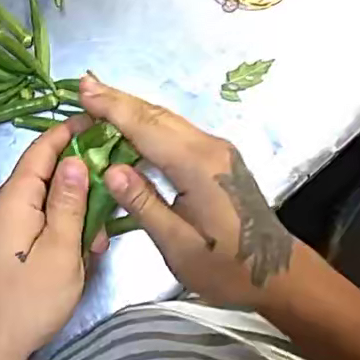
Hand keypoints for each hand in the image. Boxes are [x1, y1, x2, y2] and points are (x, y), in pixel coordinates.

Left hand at [0, 114, 94, 359]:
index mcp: (15, 197)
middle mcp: (8, 203)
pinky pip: (45, 218)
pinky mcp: (14, 241)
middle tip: (117, 177)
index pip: (43, 148)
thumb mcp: (61, 246)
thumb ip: (69, 200)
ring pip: (50, 197)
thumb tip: (76, 159)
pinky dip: (68, 223)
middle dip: (83, 173)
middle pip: (48, 170)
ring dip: (79, 205)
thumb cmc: (30, 297)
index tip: (103, 120)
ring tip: (102, 228)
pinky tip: (86, 245)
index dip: (71, 130)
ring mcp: (9, 223)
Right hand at [78, 75, 298, 307]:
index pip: (146, 128)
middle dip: (119, 100)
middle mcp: (209, 148)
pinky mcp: (218, 159)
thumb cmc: (226, 267)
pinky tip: (131, 128)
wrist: (275, 272)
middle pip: (157, 116)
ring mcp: (217, 151)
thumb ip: (143, 204)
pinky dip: (149, 126)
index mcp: (198, 166)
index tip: (84, 89)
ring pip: (168, 121)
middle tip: (85, 87)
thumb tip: (110, 169)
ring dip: (133, 110)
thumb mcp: (178, 245)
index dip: (112, 107)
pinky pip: (177, 133)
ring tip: (99, 100)